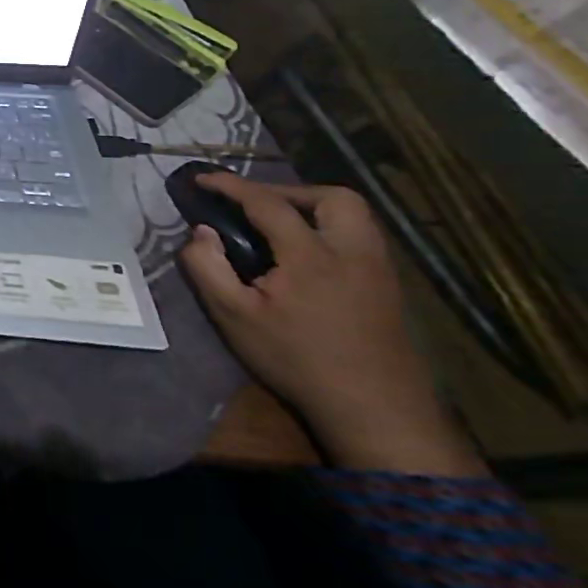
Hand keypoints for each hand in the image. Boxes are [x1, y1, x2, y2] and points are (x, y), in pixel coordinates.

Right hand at [179, 173, 486, 477]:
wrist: (374, 409)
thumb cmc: (296, 360)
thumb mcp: (234, 317)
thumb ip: (208, 267)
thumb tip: (199, 231)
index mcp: (311, 255)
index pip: (267, 203)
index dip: (232, 185)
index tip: (202, 178)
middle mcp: (352, 250)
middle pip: (331, 196)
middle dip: (288, 190)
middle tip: (256, 204)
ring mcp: (378, 267)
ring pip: (355, 214)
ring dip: (314, 207)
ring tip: (281, 224)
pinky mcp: (388, 285)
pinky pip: (361, 236)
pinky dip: (330, 228)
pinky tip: (308, 252)